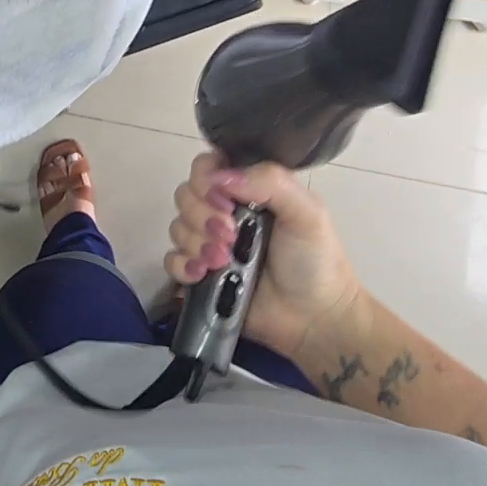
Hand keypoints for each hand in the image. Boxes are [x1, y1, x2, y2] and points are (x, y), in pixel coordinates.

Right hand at [164, 154, 363, 359]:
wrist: (315, 320)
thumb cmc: (315, 260)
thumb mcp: (307, 212)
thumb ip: (269, 181)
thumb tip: (218, 178)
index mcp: (248, 189)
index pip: (207, 166)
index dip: (205, 179)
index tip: (224, 202)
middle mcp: (224, 210)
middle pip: (186, 195)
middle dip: (202, 216)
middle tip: (230, 237)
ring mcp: (209, 242)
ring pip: (178, 226)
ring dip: (196, 243)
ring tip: (223, 262)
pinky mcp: (200, 273)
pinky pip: (171, 260)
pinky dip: (182, 265)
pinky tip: (202, 274)